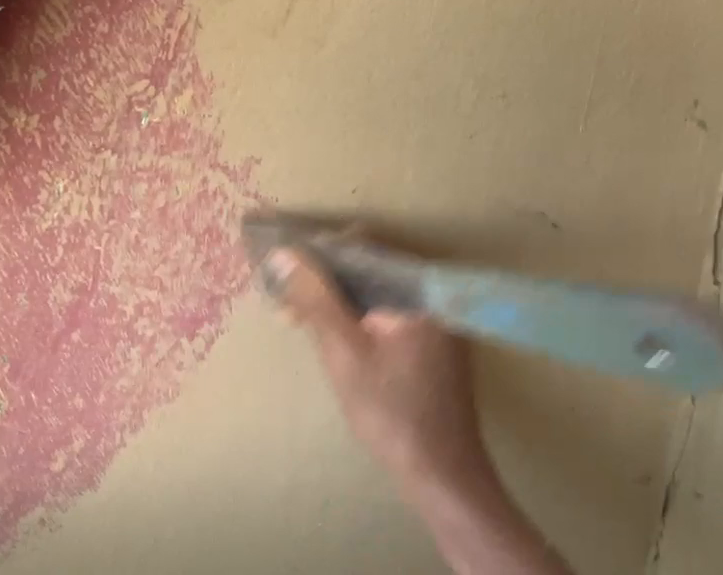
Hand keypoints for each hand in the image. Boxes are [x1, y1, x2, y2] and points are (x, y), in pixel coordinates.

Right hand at [267, 247, 488, 490]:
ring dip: (332, 301)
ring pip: (371, 293)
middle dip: (320, 280)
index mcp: (418, 290)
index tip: (281, 267)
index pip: (361, 246)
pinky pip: (382, 314)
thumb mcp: (342, 348)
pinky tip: (325, 335)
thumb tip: (283, 252)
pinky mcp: (428, 345)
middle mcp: (430, 298)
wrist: (440, 475)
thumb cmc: (389, 409)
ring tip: (294, 319)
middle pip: (366, 270)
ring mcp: (433, 322)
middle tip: (284, 304)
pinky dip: (352, 318)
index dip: (317, 253)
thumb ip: (315, 296)